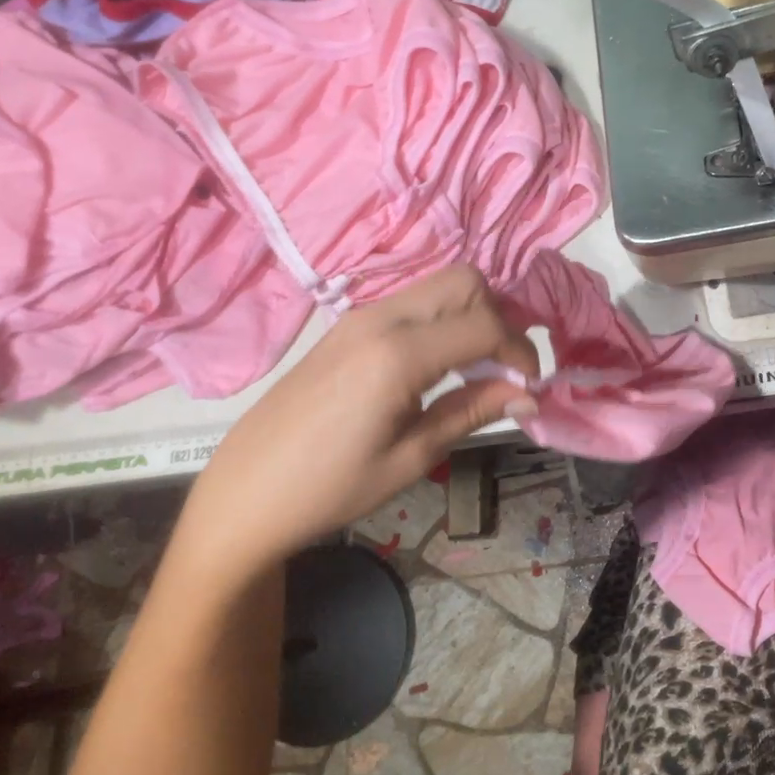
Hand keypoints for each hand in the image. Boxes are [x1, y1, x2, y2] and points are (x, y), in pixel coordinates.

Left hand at [186, 265, 539, 573]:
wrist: (245, 493)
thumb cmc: (331, 488)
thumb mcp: (412, 457)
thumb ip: (473, 412)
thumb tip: (529, 395)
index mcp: (397, 354)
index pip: (484, 324)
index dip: (519, 351)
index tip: (528, 387)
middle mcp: (379, 319)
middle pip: (465, 281)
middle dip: (499, 316)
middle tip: (505, 366)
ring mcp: (358, 317)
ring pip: (438, 286)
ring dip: (471, 316)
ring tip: (477, 370)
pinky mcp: (346, 327)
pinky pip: (411, 304)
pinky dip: (442, 321)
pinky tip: (439, 367)